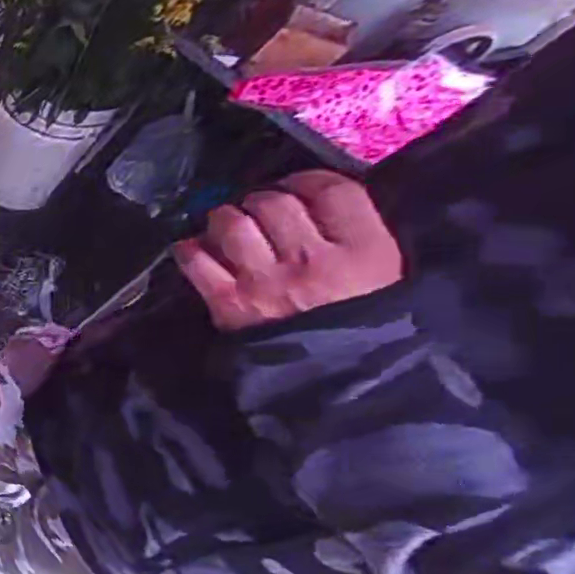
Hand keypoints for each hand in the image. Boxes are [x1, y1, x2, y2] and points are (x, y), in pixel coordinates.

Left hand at [174, 170, 401, 331]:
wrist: (336, 393)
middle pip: (273, 201)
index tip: (297, 187)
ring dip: (224, 219)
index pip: (331, 190)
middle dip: (261, 199)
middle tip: (258, 210)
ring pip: (232, 223)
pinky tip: (194, 250)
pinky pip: (196, 261)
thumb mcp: (385, 282)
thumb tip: (320, 204)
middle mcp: (310, 259)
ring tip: (227, 227)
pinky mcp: (227, 303)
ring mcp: (264, 281)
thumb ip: (357, 239)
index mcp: (363, 251)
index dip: (307, 180)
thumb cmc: (366, 334)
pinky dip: (190, 250)